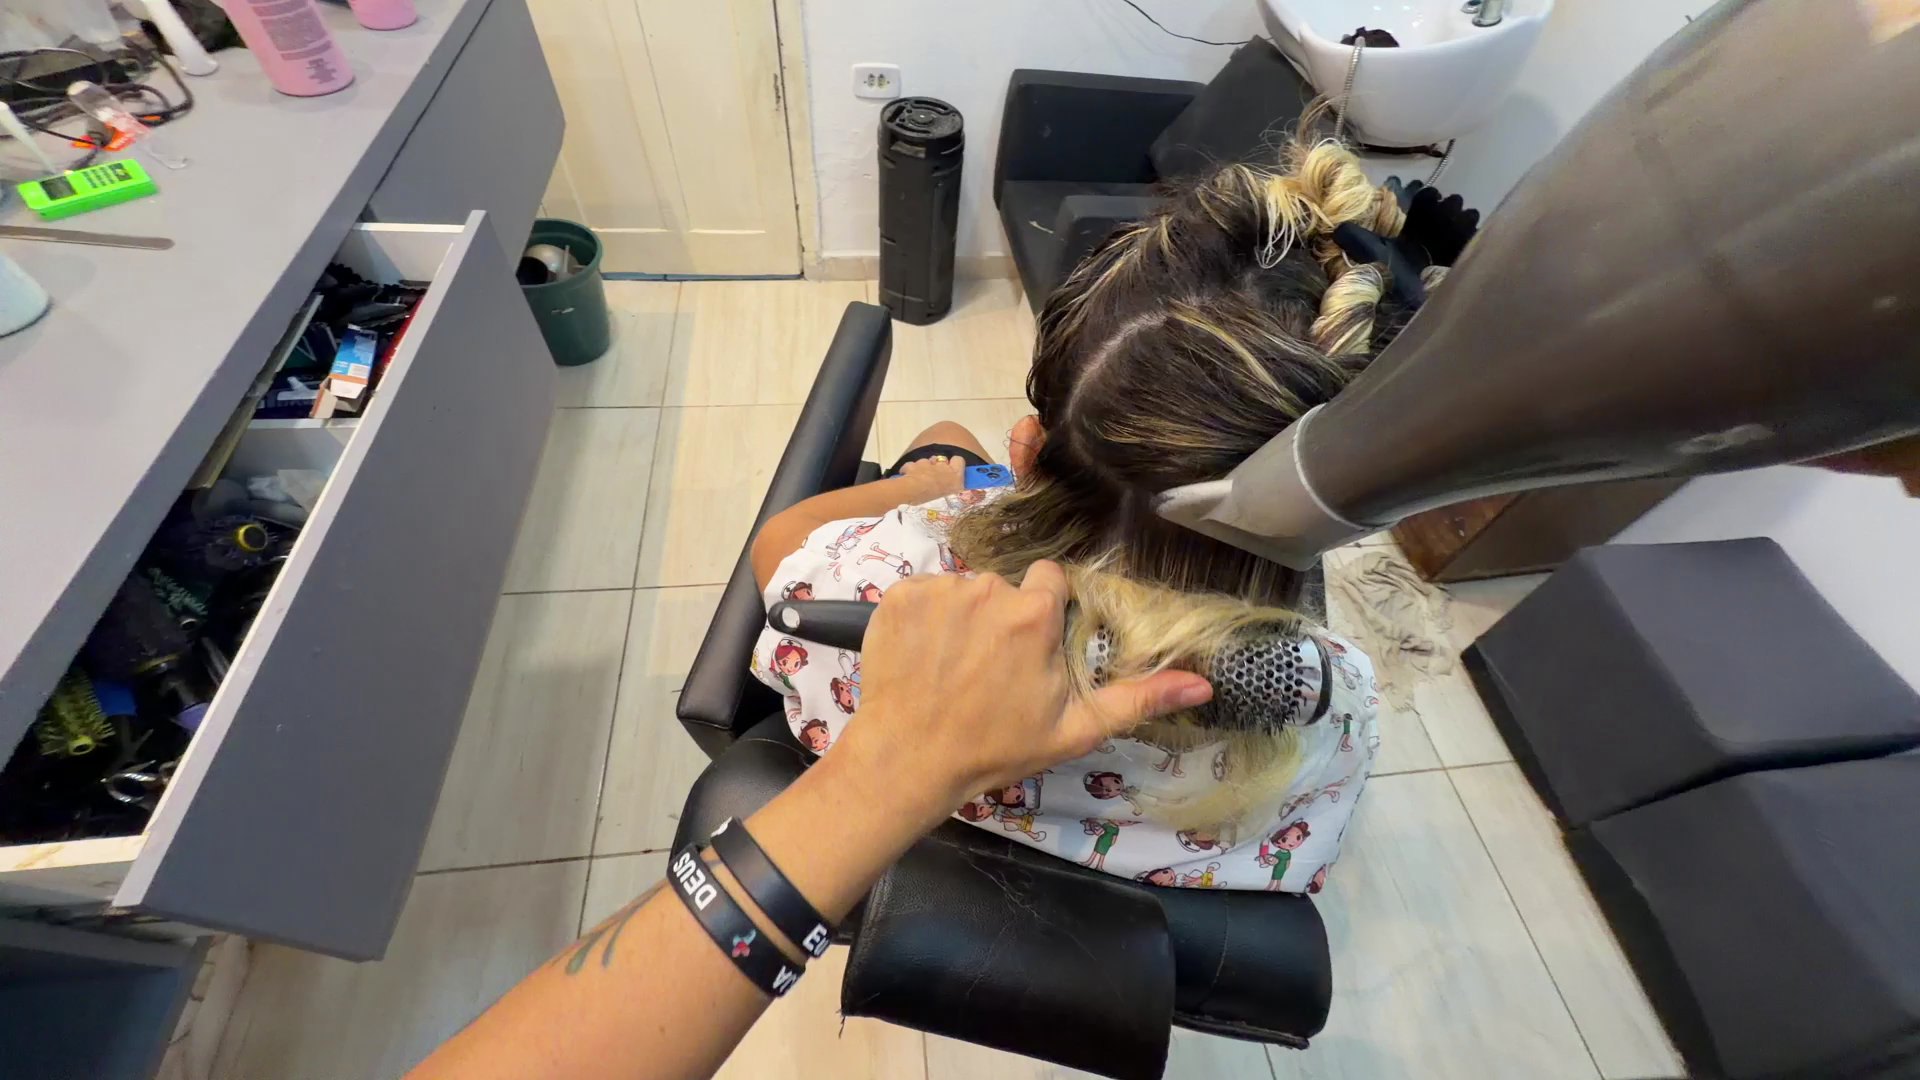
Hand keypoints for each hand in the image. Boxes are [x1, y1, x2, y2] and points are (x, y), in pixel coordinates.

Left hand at [832, 560, 1211, 823]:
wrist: (908, 759)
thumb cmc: (994, 747)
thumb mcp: (1073, 729)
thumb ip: (1137, 698)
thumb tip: (1203, 682)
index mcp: (1034, 614)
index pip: (1049, 580)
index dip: (1043, 610)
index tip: (1031, 645)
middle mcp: (987, 587)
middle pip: (1005, 588)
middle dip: (1003, 618)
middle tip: (989, 667)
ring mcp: (938, 589)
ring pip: (963, 590)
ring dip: (963, 617)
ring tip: (952, 664)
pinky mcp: (899, 595)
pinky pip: (924, 592)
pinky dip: (924, 617)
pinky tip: (922, 654)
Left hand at [894, 454, 967, 502]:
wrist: (914, 492)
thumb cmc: (935, 496)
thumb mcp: (949, 494)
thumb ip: (953, 486)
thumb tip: (954, 484)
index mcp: (954, 475)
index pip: (959, 460)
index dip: (955, 463)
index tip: (952, 468)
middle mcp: (942, 467)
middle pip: (942, 459)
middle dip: (937, 464)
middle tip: (934, 476)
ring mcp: (928, 464)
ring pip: (926, 461)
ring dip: (923, 467)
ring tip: (919, 478)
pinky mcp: (914, 464)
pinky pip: (912, 465)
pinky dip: (910, 470)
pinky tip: (908, 477)